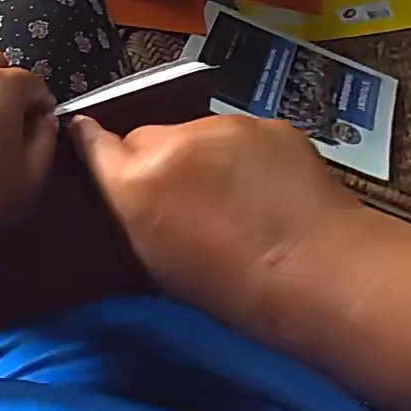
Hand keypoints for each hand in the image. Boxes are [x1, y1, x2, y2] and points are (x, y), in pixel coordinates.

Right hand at [67, 114, 362, 329]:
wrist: (318, 270)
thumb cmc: (231, 289)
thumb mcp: (157, 263)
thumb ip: (133, 212)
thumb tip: (127, 188)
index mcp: (137, 181)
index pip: (92, 140)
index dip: (93, 143)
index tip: (92, 142)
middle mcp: (172, 141)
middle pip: (145, 136)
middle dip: (155, 159)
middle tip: (185, 196)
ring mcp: (223, 126)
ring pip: (194, 133)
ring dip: (202, 155)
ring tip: (234, 195)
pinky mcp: (267, 122)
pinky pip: (239, 135)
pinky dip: (243, 154)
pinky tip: (266, 186)